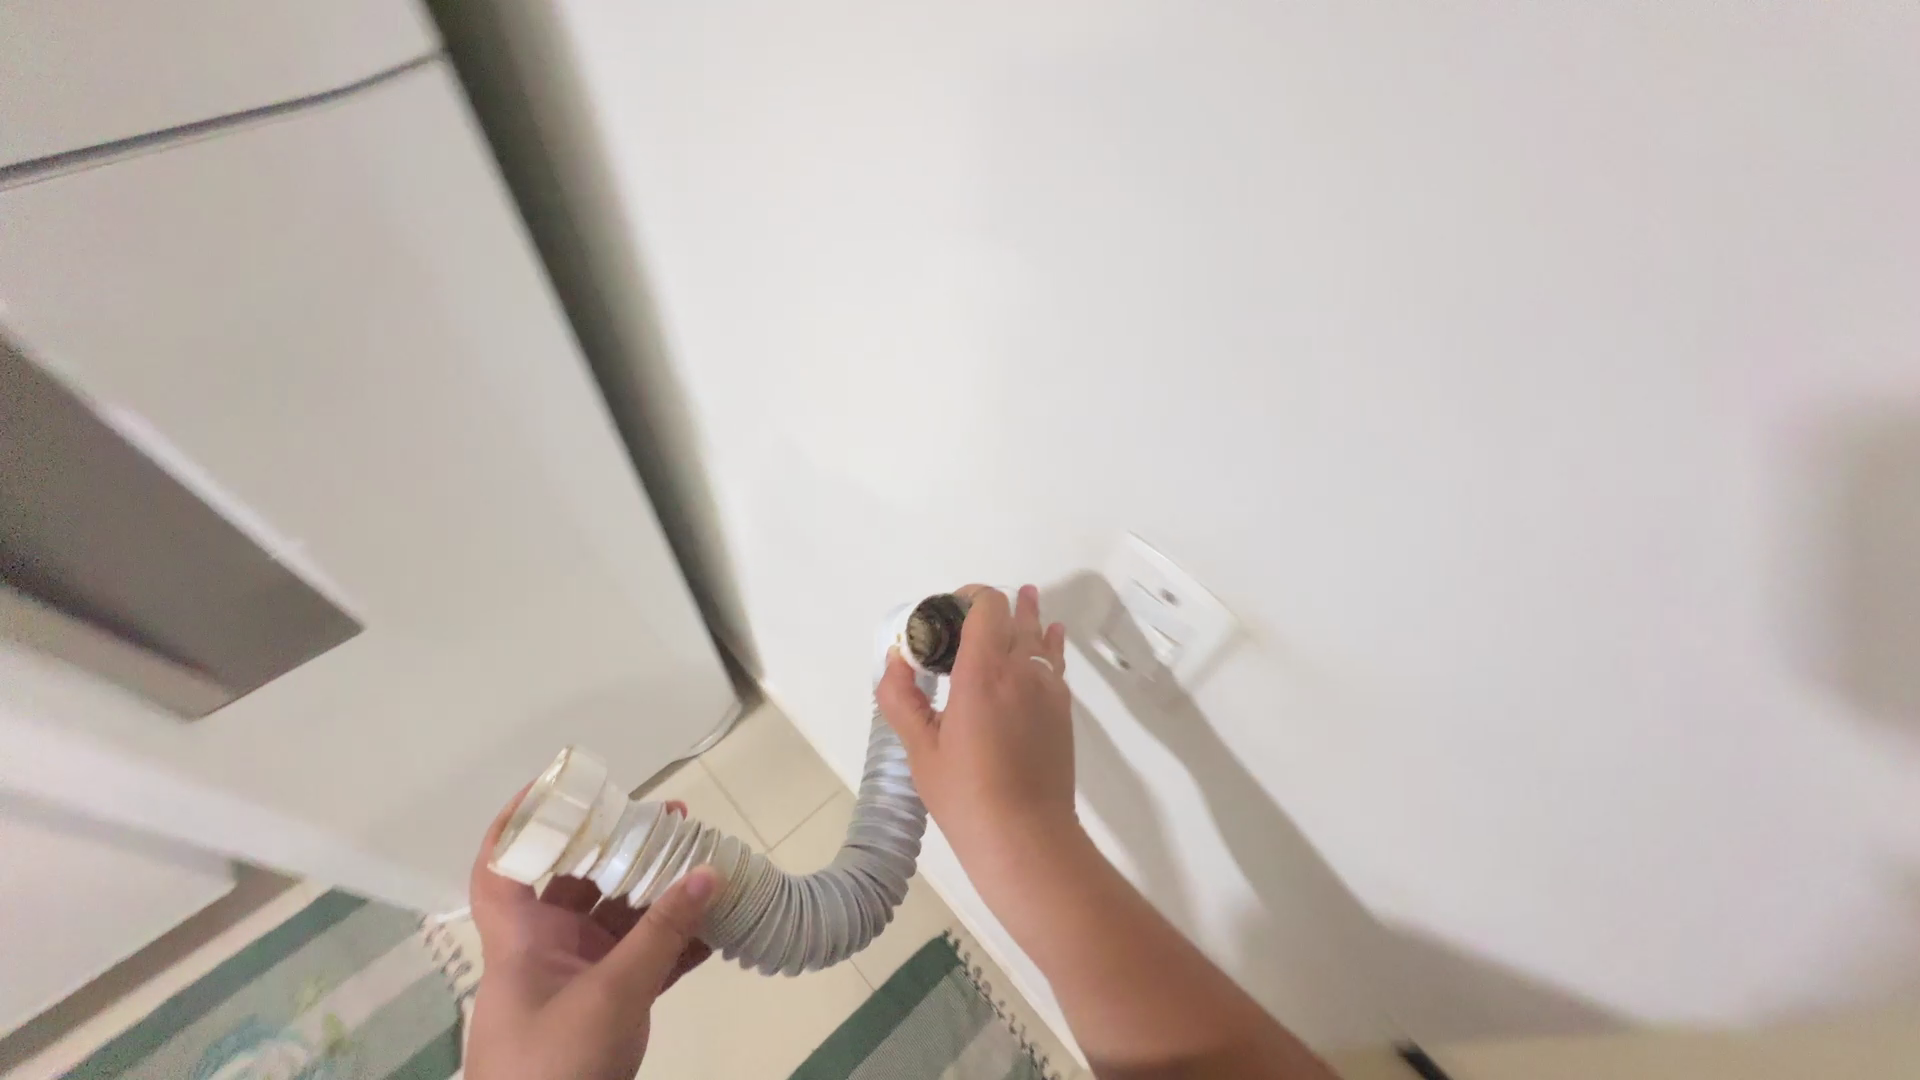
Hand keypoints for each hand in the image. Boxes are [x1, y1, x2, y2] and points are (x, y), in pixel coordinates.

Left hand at [465, 788, 720, 1079]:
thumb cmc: (551, 1067)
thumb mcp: (611, 994)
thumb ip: (663, 931)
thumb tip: (710, 869)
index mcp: (522, 940)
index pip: (502, 868)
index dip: (518, 823)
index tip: (556, 786)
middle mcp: (548, 950)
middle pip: (580, 883)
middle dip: (624, 848)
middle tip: (671, 820)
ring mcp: (580, 980)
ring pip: (620, 920)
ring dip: (660, 894)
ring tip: (704, 862)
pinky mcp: (608, 1008)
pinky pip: (646, 959)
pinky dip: (677, 942)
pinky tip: (717, 925)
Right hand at [877, 583, 1078, 869]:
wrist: (1027, 837)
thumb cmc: (965, 795)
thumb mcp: (920, 749)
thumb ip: (902, 698)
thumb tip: (897, 659)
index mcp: (983, 672)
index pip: (989, 607)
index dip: (971, 596)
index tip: (950, 609)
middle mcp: (1022, 670)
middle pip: (1017, 616)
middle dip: (996, 606)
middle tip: (974, 614)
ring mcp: (1049, 689)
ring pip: (1041, 636)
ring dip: (1028, 617)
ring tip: (1027, 598)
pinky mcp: (1063, 710)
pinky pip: (1055, 662)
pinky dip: (1048, 644)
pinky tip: (1049, 639)